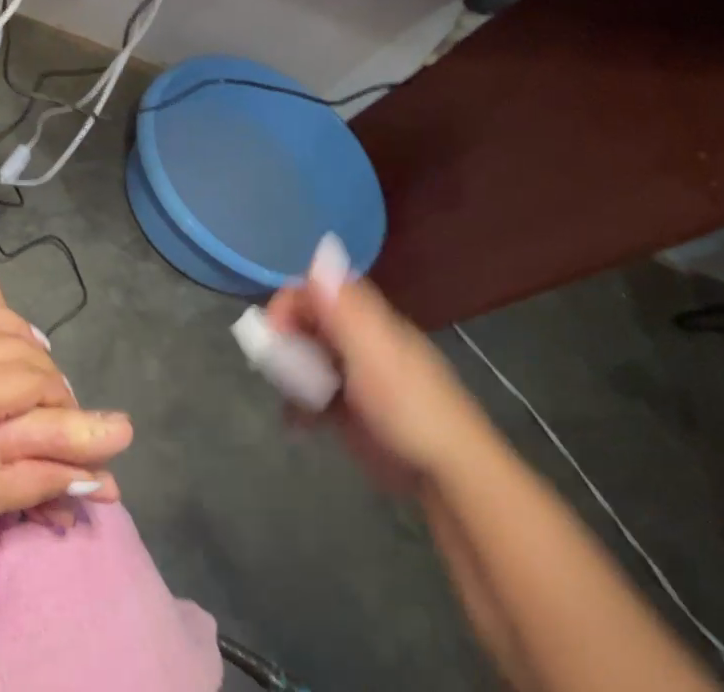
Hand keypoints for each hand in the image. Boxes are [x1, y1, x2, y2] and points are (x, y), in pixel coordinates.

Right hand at [267, 272, 490, 490]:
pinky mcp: (348, 411)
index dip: (290, 304)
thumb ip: (346, 308)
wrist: (449, 476)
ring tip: (292, 403)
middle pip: (306, 325)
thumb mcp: (375, 356)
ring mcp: (353, 378)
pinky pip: (310, 395)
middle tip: (276, 371)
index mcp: (370, 324)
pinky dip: (297, 407)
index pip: (317, 292)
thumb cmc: (411, 411)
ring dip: (287, 377)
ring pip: (304, 361)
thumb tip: (323, 247)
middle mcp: (360, 344)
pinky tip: (299, 425)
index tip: (274, 332)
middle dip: (283, 344)